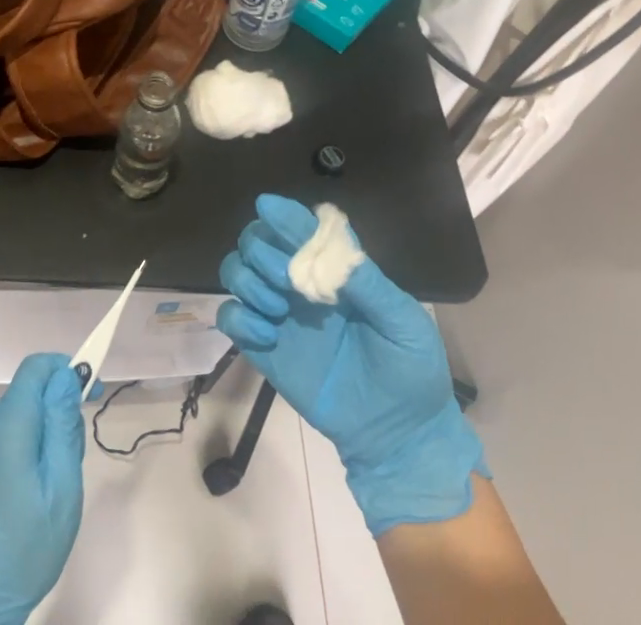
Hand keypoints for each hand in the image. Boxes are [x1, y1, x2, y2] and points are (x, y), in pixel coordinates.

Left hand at [0, 353, 85, 624]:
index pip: (36, 367)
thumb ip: (63, 426)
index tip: (93, 390)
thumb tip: (68, 374)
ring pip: (22, 414)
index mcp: (8, 425)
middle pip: (30, 391)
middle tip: (76, 453)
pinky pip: (9, 436)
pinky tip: (39, 486)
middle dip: (60, 407)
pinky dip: (31, 446)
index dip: (66, 367)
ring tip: (59, 479)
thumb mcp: (61, 486)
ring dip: (48, 430)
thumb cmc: (26, 546)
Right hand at [217, 195, 486, 534]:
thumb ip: (367, 283)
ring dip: (248, 279)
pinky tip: (266, 334)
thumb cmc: (410, 371)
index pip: (302, 230)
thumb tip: (332, 239)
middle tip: (286, 278)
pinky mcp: (261, 347)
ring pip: (236, 271)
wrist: (397, 433)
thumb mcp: (402, 322)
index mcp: (337, 272)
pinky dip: (238, 316)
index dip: (284, 215)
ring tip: (277, 307)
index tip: (269, 206)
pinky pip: (230, 317)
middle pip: (257, 242)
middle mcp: (300, 285)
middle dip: (262, 250)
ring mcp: (278, 315)